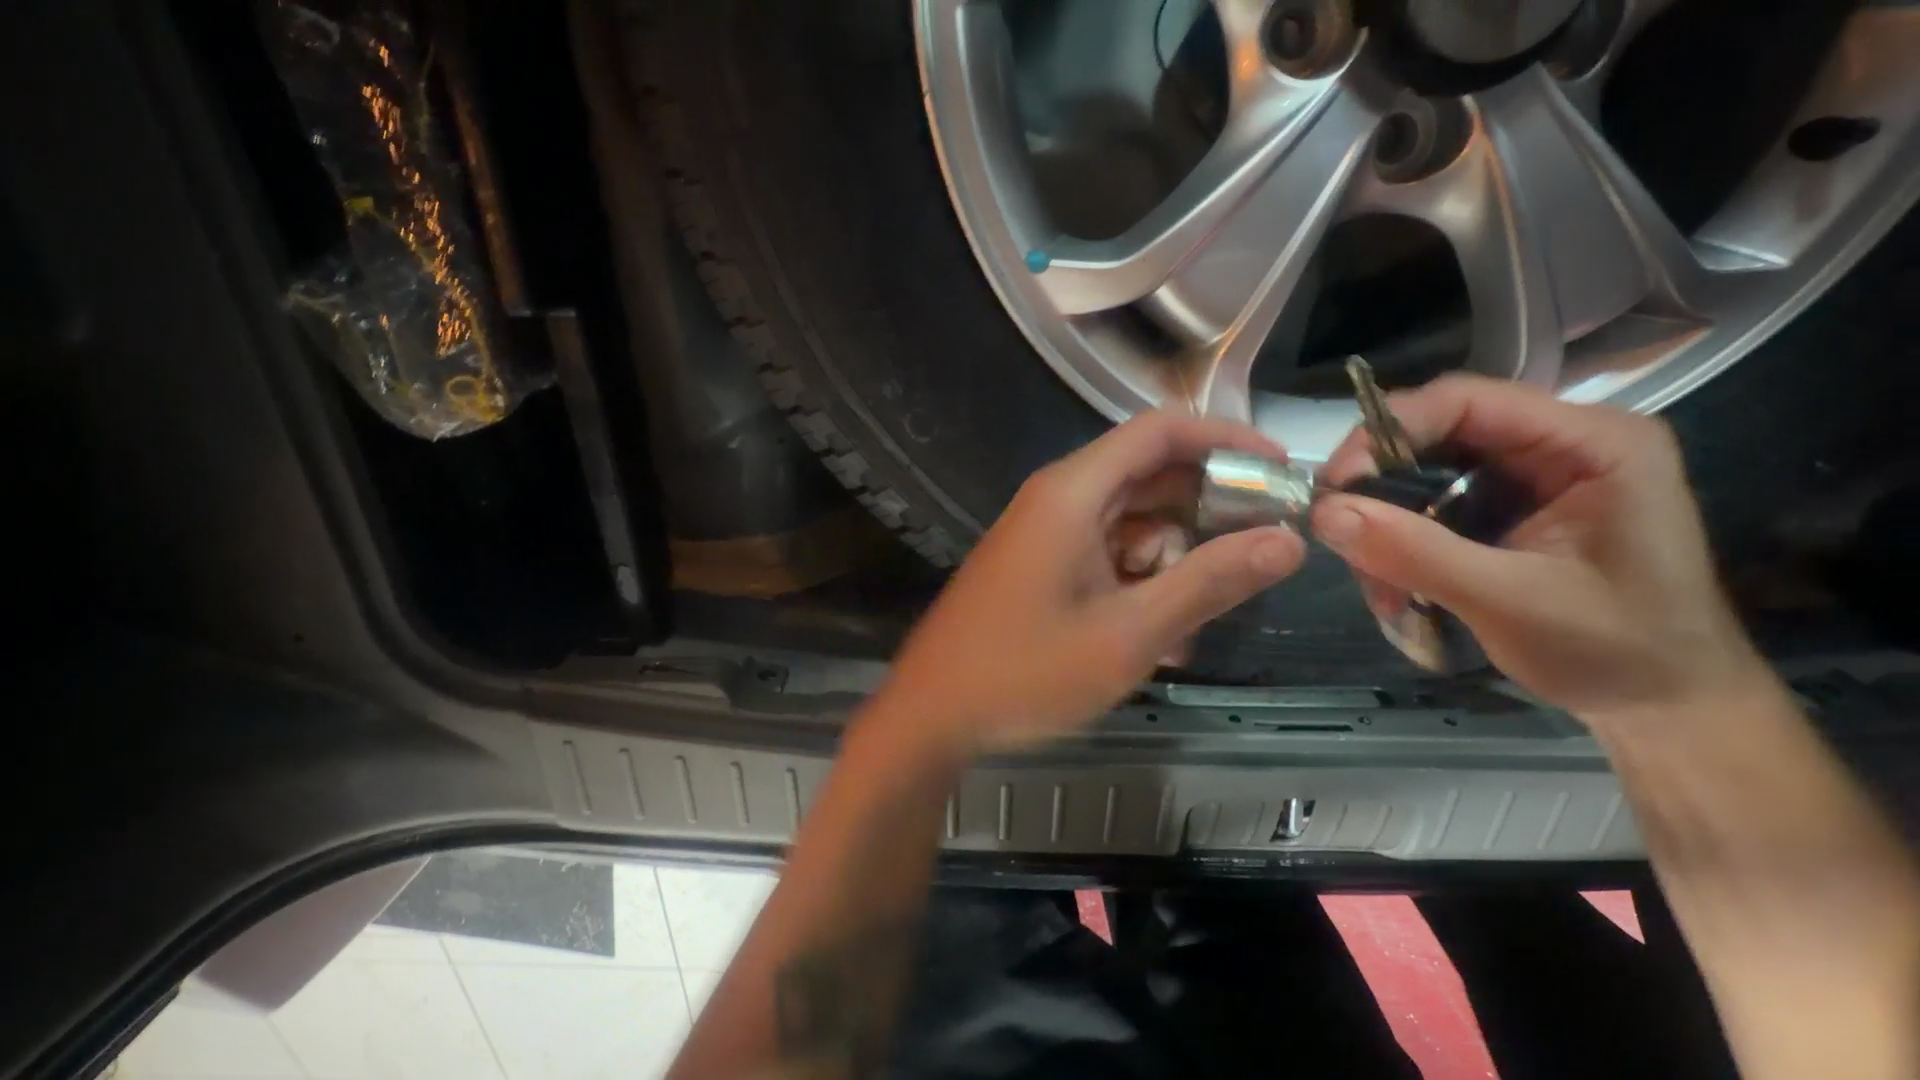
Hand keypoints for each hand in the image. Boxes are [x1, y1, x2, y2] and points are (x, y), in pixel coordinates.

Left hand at [873, 411, 1305, 755]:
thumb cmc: (1026, 671)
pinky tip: (1157, 640)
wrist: (930, 716)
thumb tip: (1287, 540)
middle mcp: (1058, 499)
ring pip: (1133, 523)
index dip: (1226, 440)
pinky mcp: (1040, 567)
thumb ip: (1210, 582)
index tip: (1280, 473)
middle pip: (1150, 476)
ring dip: (1173, 563)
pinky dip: (1140, 584)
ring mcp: (1046, 535)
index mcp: (1074, 493)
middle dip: (1207, 512)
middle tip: (1259, 553)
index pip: (1161, 431)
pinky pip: (1107, 556)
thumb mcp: (1131, 633)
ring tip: (1191, 627)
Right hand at [1311, 374, 1766, 721]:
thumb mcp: (1511, 602)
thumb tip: (1324, 514)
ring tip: (1374, 584)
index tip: (1333, 488)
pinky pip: (1439, 507)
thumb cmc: (1615, 651)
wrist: (1671, 706)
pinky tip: (1395, 586)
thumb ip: (1417, 553)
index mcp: (1590, 441)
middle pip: (1438, 435)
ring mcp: (1538, 478)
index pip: (1464, 402)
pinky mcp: (1517, 511)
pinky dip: (1406, 544)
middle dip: (1381, 490)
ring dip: (1388, 526)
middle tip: (1341, 541)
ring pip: (1429, 475)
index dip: (1385, 434)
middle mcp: (1562, 444)